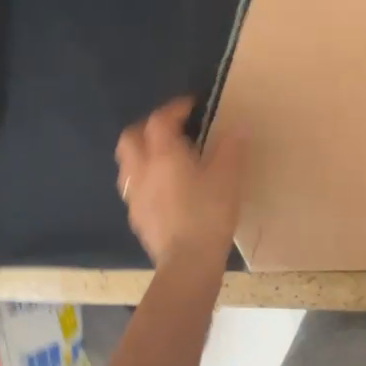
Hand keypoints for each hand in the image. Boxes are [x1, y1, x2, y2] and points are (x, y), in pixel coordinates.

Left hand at [115, 98, 245, 272]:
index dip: (175, 108)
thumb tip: (238, 128)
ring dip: (142, 151)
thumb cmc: (209, 214)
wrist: (188, 261)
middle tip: (170, 128)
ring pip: (127, 162)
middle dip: (148, 126)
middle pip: (131, 137)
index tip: (191, 105)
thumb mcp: (229, 178)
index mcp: (164, 154)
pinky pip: (133, 186)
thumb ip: (232, 149)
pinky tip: (163, 187)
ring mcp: (135, 194)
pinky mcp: (136, 216)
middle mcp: (142, 169)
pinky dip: (144, 177)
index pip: (160, 120)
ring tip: (163, 155)